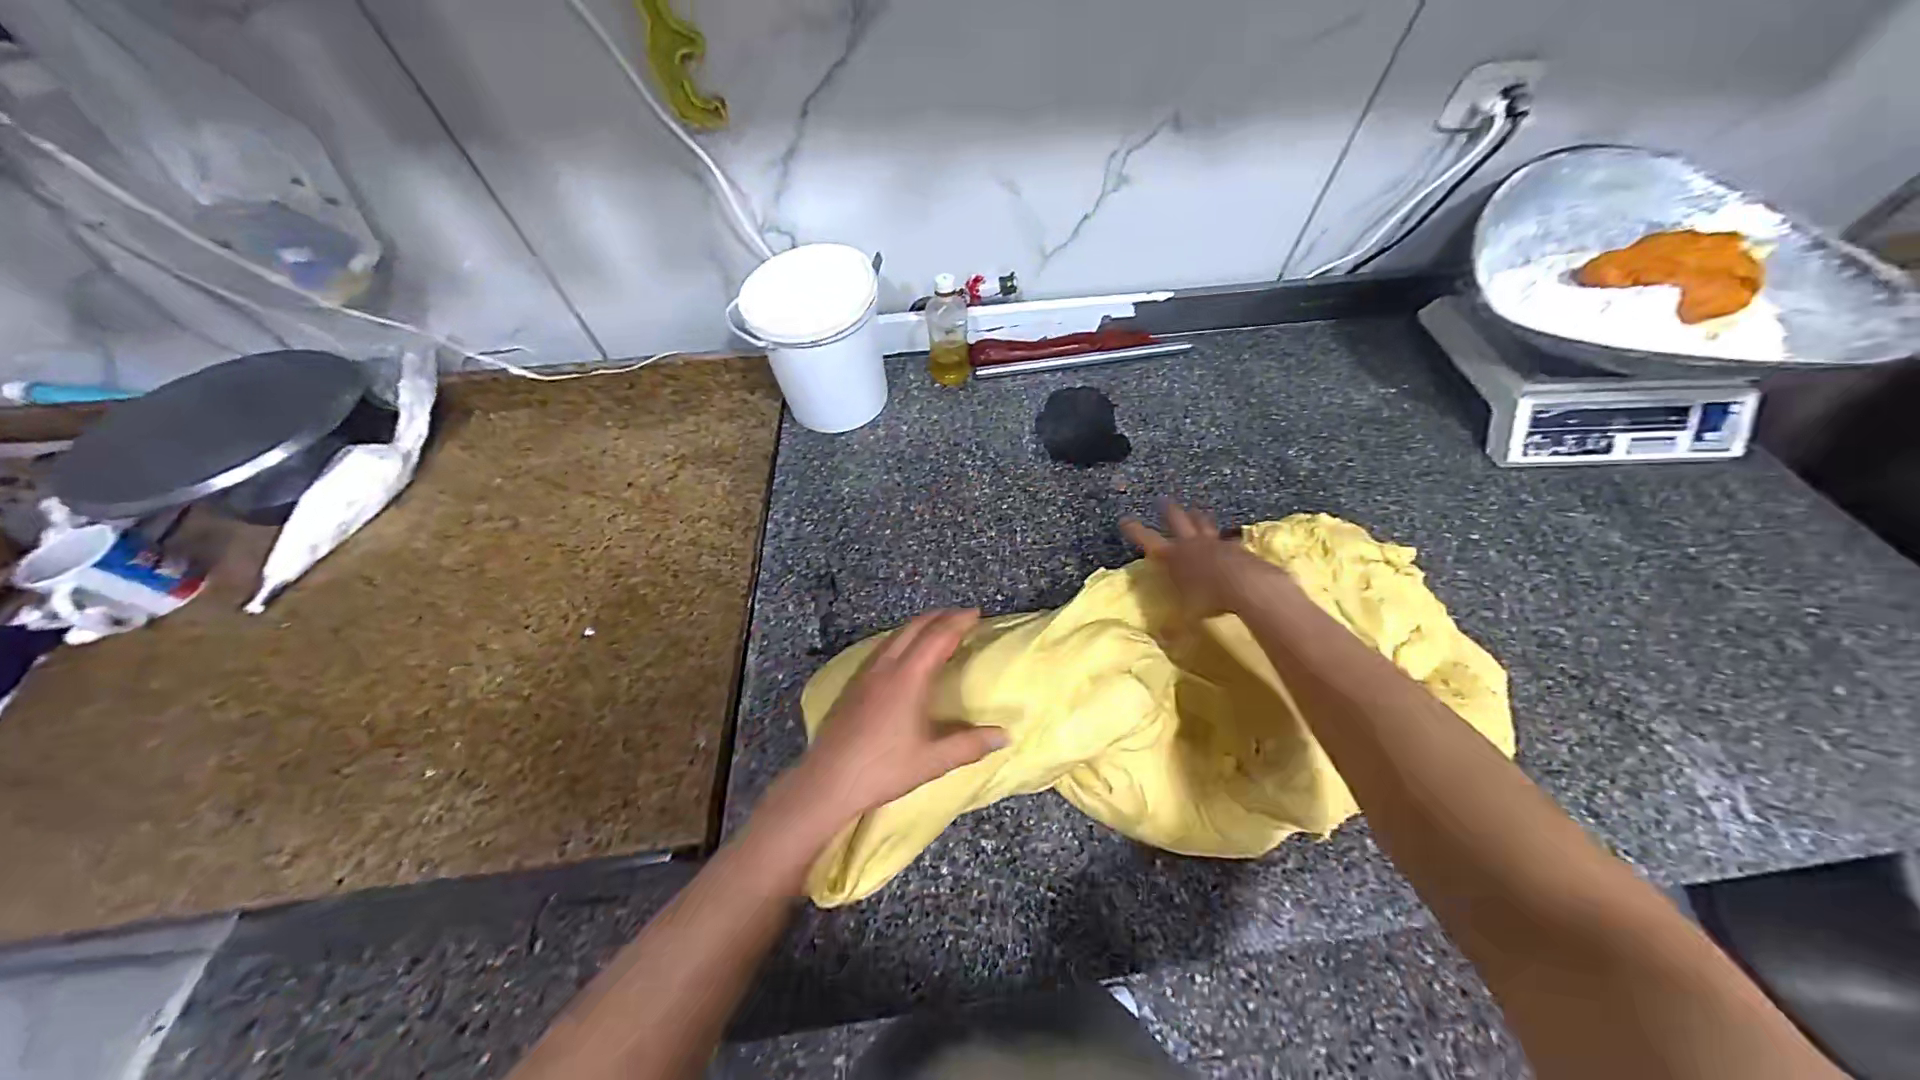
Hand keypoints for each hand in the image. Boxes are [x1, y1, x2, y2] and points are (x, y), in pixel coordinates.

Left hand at [786, 609, 1008, 823]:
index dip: (958, 622)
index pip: (937, 637)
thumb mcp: (933, 761)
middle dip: (939, 616)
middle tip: (961, 615)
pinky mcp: (852, 685)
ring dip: (918, 625)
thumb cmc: (883, 769)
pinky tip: (901, 652)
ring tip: (936, 627)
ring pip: (895, 635)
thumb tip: (1005, 735)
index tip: (976, 613)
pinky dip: (900, 638)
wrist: (828, 781)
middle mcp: (886, 668)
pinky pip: (881, 648)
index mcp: (908, 678)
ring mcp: (865, 674)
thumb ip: (970, 745)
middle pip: (914, 628)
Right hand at [1121, 501, 1285, 616]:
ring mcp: (1215, 544)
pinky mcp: (1236, 548)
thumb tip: (1166, 640)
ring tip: (1195, 510)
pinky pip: (1227, 539)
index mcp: (1173, 557)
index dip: (1135, 530)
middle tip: (1164, 501)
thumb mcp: (1189, 614)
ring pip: (1203, 524)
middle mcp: (1191, 545)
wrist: (1248, 584)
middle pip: (1177, 521)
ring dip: (1197, 517)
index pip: (1147, 540)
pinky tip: (1230, 540)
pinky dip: (1225, 538)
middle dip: (1169, 511)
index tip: (1125, 519)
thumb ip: (1178, 624)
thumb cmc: (1210, 598)